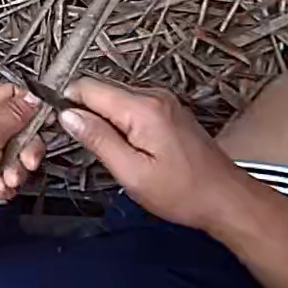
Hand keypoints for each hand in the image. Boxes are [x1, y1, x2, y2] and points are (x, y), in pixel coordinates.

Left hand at [0, 84, 44, 232]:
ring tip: (6, 176)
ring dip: (17, 169)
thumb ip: (14, 114)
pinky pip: (10, 174)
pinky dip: (8, 183)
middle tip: (26, 157)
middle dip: (27, 146)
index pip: (12, 95)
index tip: (44, 121)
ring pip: (18, 155)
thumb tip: (34, 99)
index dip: (31, 107)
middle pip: (21, 128)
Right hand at [59, 77, 249, 232]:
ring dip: (102, 119)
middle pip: (99, 90)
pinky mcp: (165, 109)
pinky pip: (129, 106)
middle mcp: (153, 97)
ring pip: (113, 98)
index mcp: (142, 109)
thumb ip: (97, 140)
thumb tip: (68, 115)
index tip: (60, 123)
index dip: (67, 103)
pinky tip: (128, 148)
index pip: (87, 87)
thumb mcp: (131, 173)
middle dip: (85, 113)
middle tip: (88, 146)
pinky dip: (119, 122)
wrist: (227, 200)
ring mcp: (161, 101)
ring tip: (112, 152)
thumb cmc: (185, 193)